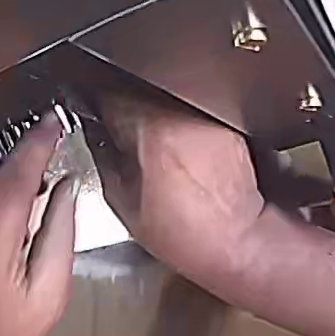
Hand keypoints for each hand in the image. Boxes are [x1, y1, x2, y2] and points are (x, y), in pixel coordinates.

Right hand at [91, 90, 267, 294]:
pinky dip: (180, 129)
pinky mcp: (227, 126)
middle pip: (139, 93)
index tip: (95, 119)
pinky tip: (180, 158)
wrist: (240, 242)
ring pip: (165, 102)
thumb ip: (103, 159)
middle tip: (124, 143)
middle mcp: (182, 117)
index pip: (111, 96)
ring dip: (153, 120)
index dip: (97, 107)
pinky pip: (190, 115)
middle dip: (125, 114)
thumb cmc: (186, 233)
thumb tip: (94, 135)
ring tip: (156, 156)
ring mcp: (208, 119)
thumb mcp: (123, 203)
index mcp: (151, 132)